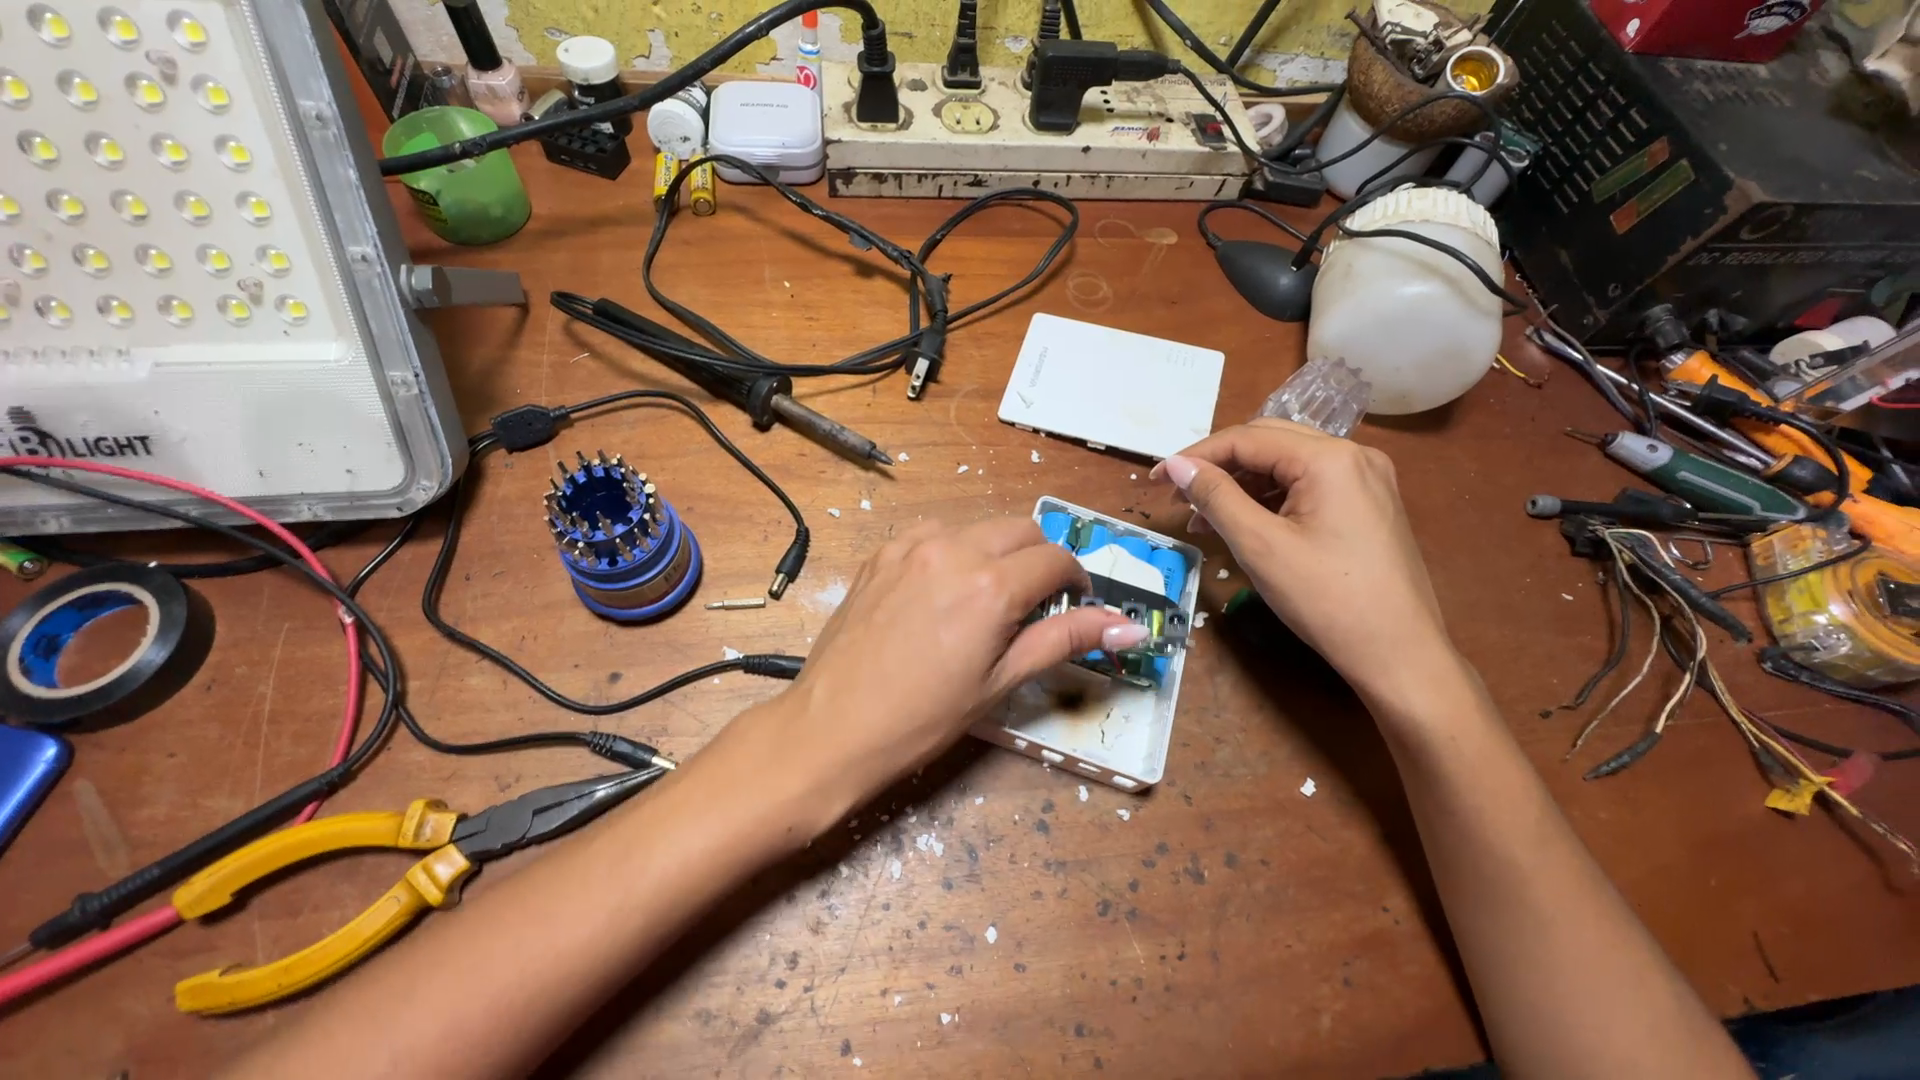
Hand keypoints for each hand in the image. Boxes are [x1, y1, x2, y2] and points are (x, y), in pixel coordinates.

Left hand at [759, 518, 1143, 813]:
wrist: (833, 727)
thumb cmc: (923, 717)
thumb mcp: (1001, 682)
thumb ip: (1065, 641)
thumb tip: (1129, 627)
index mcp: (990, 584)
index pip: (1056, 559)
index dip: (1076, 582)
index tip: (1073, 606)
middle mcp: (952, 550)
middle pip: (1020, 530)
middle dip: (1040, 560)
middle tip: (1034, 605)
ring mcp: (910, 547)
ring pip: (976, 527)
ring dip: (996, 552)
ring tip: (985, 601)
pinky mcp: (881, 555)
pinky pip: (933, 535)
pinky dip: (953, 552)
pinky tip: (943, 592)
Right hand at [1152, 419, 1460, 703]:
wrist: (1399, 653)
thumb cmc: (1326, 600)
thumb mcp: (1260, 546)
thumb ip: (1216, 497)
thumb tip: (1176, 465)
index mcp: (1329, 458)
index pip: (1247, 439)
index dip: (1196, 457)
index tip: (1157, 479)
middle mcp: (1353, 455)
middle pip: (1268, 442)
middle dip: (1218, 466)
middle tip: (1178, 496)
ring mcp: (1366, 479)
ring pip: (1287, 464)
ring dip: (1242, 484)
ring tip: (1204, 519)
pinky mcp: (1368, 504)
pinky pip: (1308, 486)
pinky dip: (1270, 499)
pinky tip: (1244, 524)